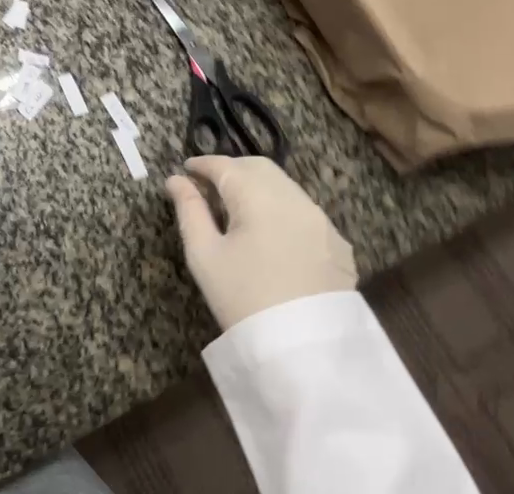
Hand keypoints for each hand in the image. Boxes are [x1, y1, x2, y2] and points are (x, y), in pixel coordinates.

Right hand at [166, 155, 356, 330]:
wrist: (303, 349)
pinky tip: (270, 233)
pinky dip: (282, 209)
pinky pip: (305, 212)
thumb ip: (188, 210)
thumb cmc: (242, 297)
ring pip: (285, 187)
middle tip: (208, 186)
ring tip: (236, 209)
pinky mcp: (338, 245)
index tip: (185, 169)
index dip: (202, 164)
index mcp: (260, 198)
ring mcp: (322, 222)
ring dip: (258, 187)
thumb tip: (176, 180)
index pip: (226, 166)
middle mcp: (296, 200)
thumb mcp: (204, 254)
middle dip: (232, 169)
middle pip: (260, 168)